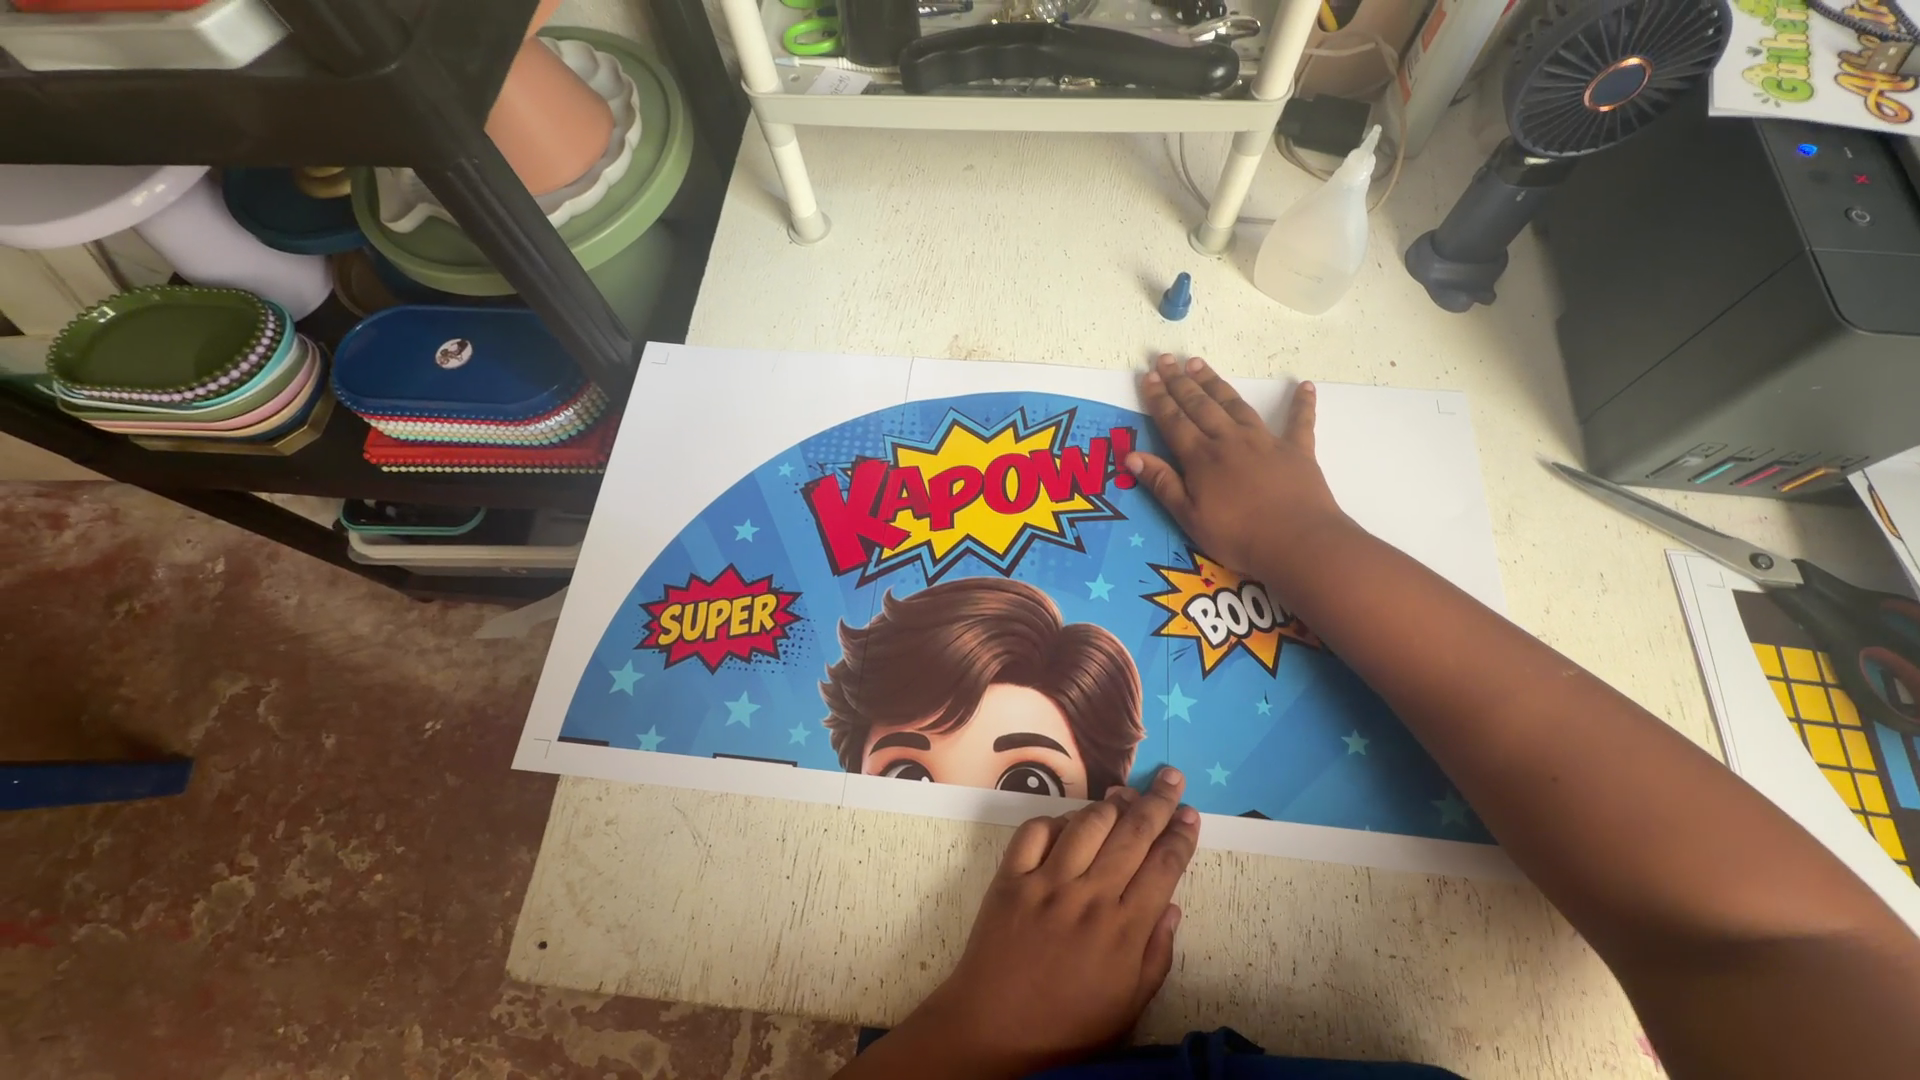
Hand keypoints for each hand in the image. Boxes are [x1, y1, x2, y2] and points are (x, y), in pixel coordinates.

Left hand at [843, 768, 1200, 1079]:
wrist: (993, 1030)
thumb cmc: (1067, 1026)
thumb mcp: (1128, 1006)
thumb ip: (1156, 954)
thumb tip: (1172, 905)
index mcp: (1125, 930)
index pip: (1163, 866)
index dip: (1181, 835)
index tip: (1190, 813)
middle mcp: (1090, 897)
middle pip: (1132, 834)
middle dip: (1157, 801)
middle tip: (1171, 777)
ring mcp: (1047, 883)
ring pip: (1087, 824)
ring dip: (1110, 805)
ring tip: (1124, 794)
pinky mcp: (1010, 878)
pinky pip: (1035, 831)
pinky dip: (1055, 819)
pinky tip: (1068, 821)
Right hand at [1126, 354, 1349, 577]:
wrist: (1298, 543)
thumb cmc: (1238, 537)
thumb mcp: (1189, 517)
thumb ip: (1162, 484)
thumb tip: (1132, 455)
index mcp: (1202, 458)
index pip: (1173, 421)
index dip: (1159, 398)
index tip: (1149, 375)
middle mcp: (1230, 440)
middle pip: (1200, 405)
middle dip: (1181, 381)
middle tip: (1167, 358)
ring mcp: (1265, 441)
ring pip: (1235, 404)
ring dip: (1216, 383)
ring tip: (1199, 364)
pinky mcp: (1297, 451)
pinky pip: (1300, 421)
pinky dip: (1301, 403)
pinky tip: (1303, 385)